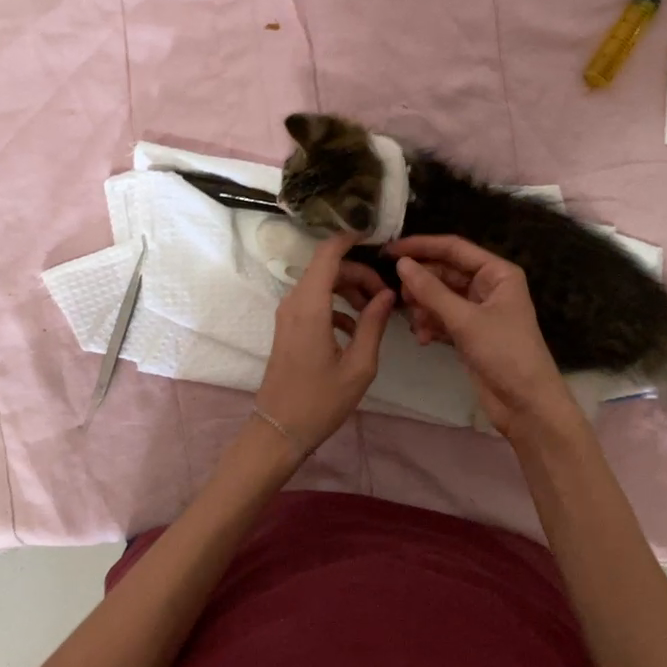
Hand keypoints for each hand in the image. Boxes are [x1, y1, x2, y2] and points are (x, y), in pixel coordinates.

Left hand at [254, 233, 393, 456]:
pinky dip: (336, 305)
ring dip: (349, 289)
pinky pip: (313, 302)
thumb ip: (373, 325)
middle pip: (328, 268)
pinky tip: (355, 328)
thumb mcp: (358, 366)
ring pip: (321, 284)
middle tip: (386, 297)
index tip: (376, 237)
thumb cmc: (320, 401)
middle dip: (359, 274)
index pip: (328, 254)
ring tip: (375, 312)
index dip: (350, 239)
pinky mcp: (287, 328)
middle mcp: (294, 303)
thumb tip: (387, 294)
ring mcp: (287, 315)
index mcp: (311, 307)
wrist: (279, 429)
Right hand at [385, 235, 577, 435]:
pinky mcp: (470, 333)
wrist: (526, 404)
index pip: (454, 248)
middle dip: (421, 284)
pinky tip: (424, 339)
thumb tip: (402, 264)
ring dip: (424, 307)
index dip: (421, 246)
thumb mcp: (465, 320)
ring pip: (440, 297)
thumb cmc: (504, 353)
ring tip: (416, 324)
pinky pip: (442, 318)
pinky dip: (431, 325)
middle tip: (398, 297)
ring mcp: (478, 310)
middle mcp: (488, 286)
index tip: (390, 251)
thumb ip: (431, 291)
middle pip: (444, 273)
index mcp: (497, 273)